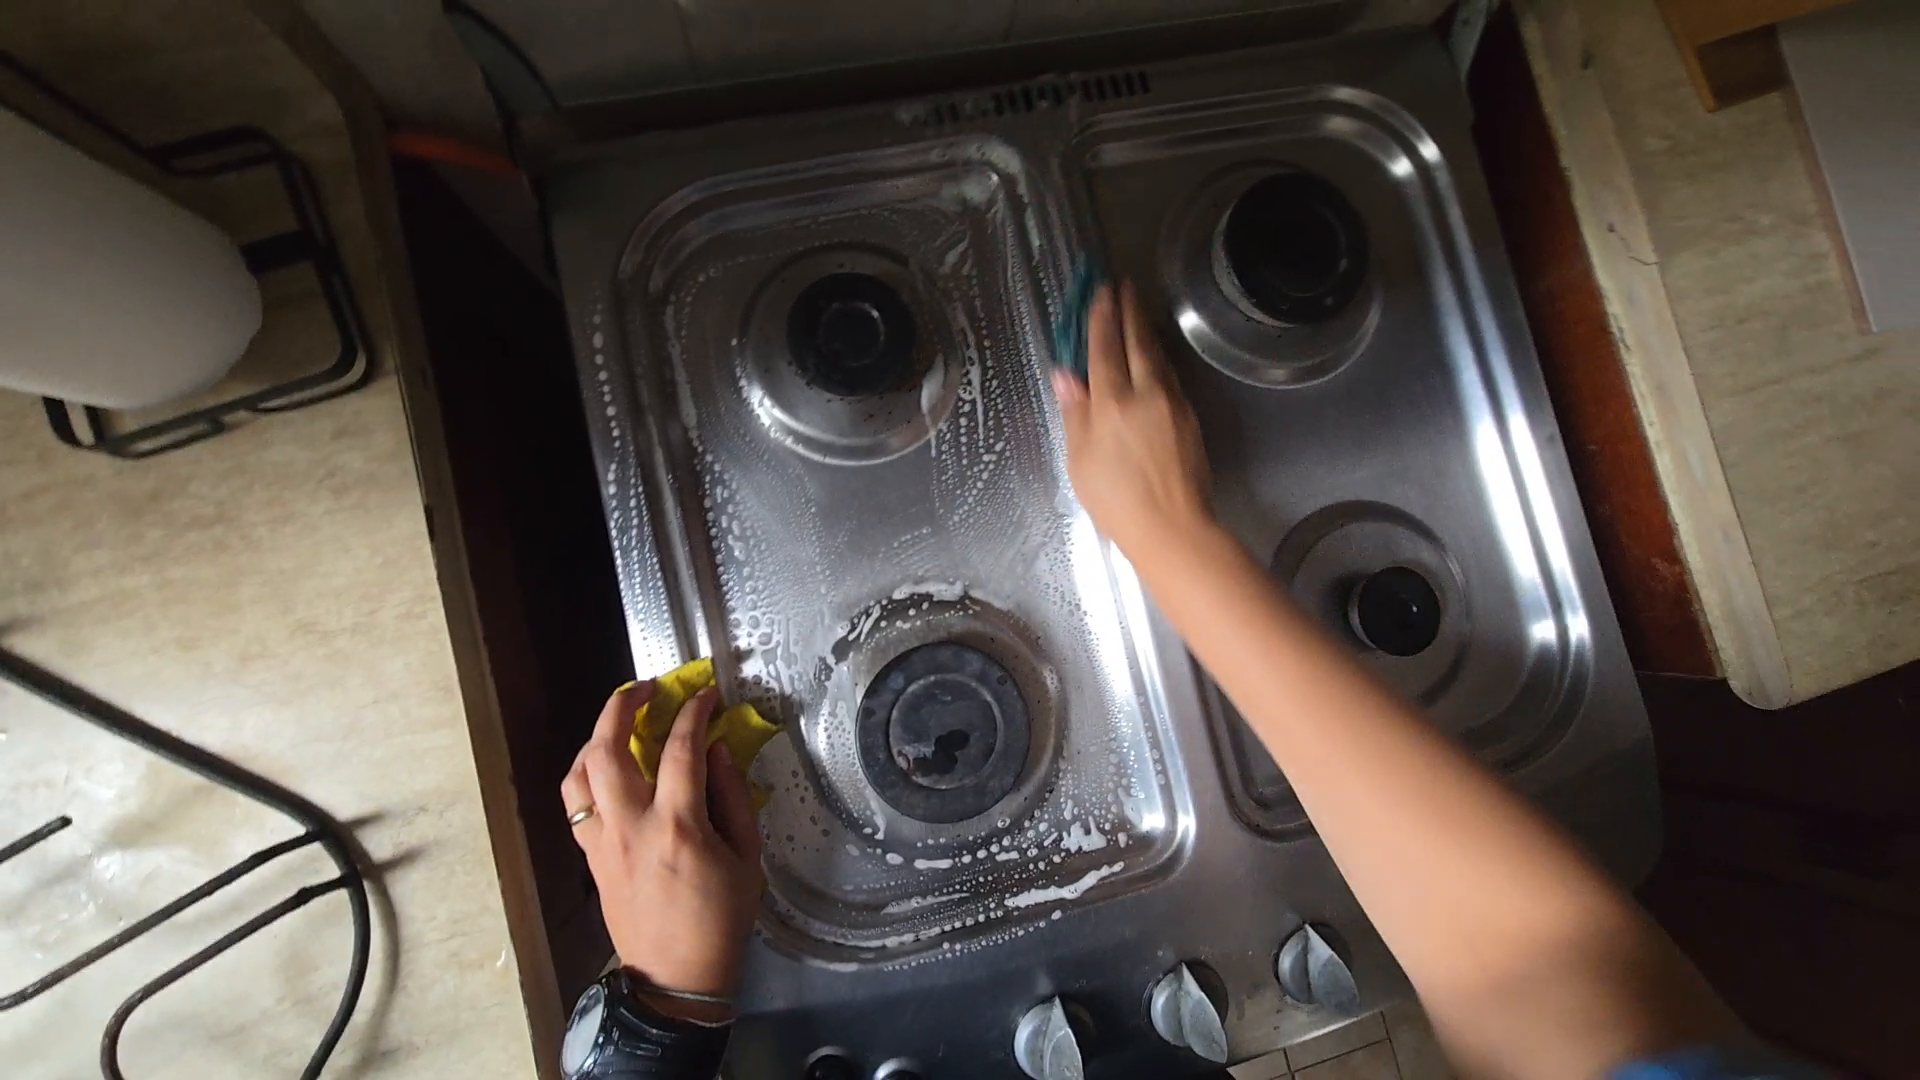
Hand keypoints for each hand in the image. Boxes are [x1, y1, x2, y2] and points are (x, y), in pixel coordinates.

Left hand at [561, 682, 764, 1017]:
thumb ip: (731, 796)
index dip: (694, 712)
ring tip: (620, 721)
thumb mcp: (747, 855)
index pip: (680, 749)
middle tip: (646, 688)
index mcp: (678, 826)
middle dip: (622, 707)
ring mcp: (603, 842)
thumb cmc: (722, 916)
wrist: (675, 977)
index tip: (706, 694)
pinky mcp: (590, 857)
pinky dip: (587, 772)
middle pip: (608, 750)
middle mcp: (631, 826)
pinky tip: (607, 765)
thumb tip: (717, 750)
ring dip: (596, 736)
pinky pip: (576, 803)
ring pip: (579, 773)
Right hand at [1052, 280, 1214, 557]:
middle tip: (1124, 286)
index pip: (1104, 349)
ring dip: (1146, 331)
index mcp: (1112, 402)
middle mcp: (1146, 393)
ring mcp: (1173, 404)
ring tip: (1138, 312)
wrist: (1172, 527)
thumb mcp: (1080, 459)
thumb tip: (1066, 375)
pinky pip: (1171, 377)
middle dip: (1129, 311)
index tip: (1101, 292)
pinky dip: (1159, 358)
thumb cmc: (1115, 500)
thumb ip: (1076, 412)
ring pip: (1158, 357)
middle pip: (1137, 343)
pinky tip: (1155, 357)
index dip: (1101, 319)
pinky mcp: (1190, 418)